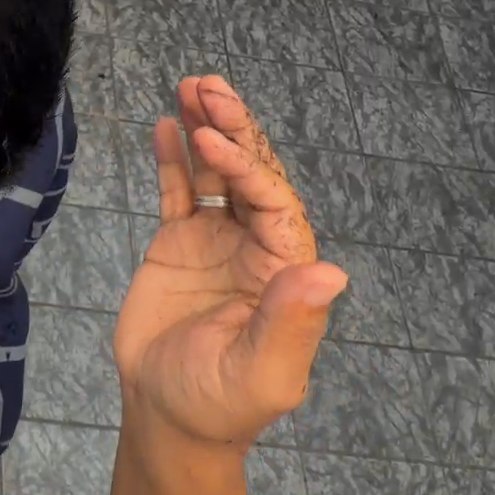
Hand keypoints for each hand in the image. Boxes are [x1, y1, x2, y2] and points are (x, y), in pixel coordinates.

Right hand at [112, 75, 347, 450]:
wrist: (163, 409)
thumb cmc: (216, 400)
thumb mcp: (260, 372)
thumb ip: (291, 322)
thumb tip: (330, 270)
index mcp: (283, 270)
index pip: (272, 202)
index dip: (245, 166)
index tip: (210, 139)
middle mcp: (254, 245)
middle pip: (249, 174)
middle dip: (232, 128)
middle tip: (208, 85)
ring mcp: (215, 239)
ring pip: (213, 173)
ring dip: (204, 129)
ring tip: (190, 86)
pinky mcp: (177, 240)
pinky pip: (178, 190)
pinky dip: (172, 158)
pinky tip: (166, 125)